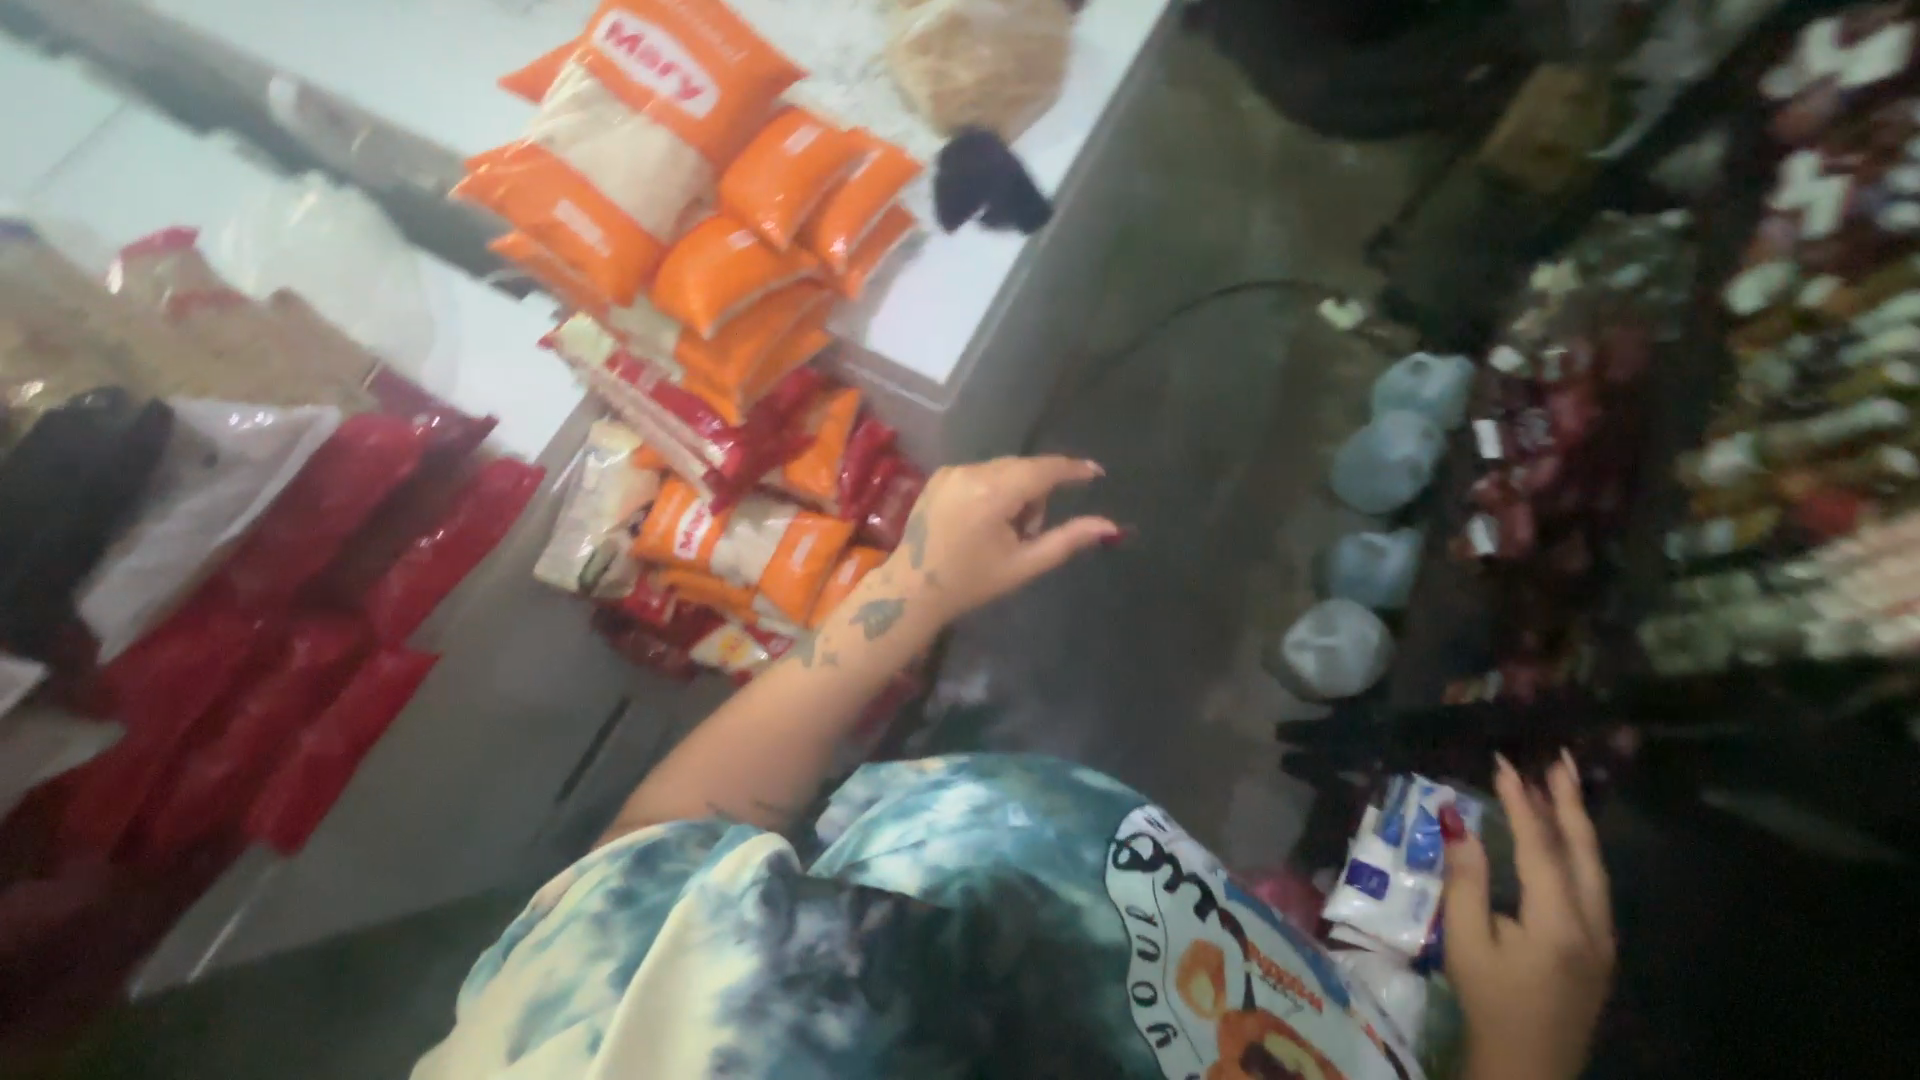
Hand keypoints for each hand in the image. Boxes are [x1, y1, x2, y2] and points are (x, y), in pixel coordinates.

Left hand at [890, 455, 1120, 623]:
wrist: (913, 588)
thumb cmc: (972, 582)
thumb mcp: (1025, 564)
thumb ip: (1068, 540)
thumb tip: (1109, 525)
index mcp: (993, 493)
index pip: (1043, 470)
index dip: (1072, 469)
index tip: (1096, 473)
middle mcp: (971, 472)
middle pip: (1024, 468)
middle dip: (1037, 494)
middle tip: (1029, 532)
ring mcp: (951, 471)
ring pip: (1004, 469)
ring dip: (1015, 492)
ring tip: (1003, 532)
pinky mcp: (939, 476)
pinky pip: (981, 472)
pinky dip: (993, 489)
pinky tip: (982, 522)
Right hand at [1443, 753, 1613, 1079]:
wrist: (1530, 1066)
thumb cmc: (1488, 1001)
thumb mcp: (1466, 940)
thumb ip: (1465, 879)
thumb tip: (1457, 822)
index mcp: (1558, 922)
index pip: (1539, 846)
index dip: (1521, 803)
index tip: (1503, 764)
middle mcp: (1593, 924)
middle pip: (1583, 850)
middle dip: (1567, 802)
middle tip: (1557, 759)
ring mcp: (1604, 937)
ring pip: (1595, 866)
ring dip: (1576, 822)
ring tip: (1562, 785)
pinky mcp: (1600, 947)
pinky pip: (1593, 884)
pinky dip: (1578, 849)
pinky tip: (1564, 836)